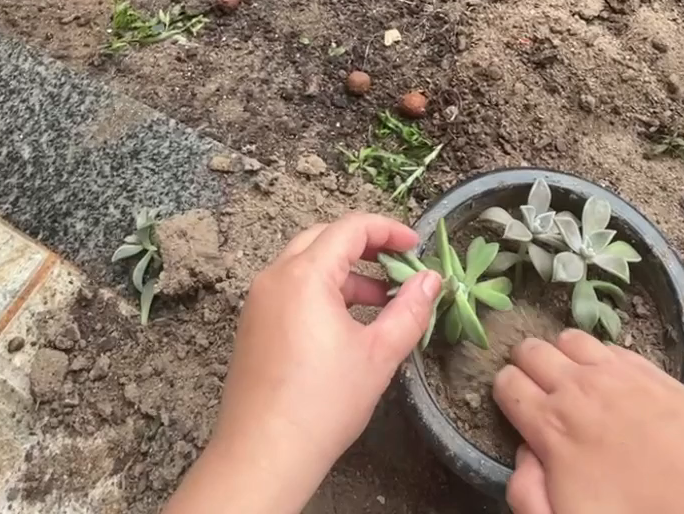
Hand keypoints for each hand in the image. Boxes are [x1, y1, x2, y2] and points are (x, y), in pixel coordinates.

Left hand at [165, 212, 440, 513]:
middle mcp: (275, 275)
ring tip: (380, 299)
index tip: (415, 245)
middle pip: (325, 237)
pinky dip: (322, 289)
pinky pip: (291, 286)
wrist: (262, 455)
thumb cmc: (322, 404)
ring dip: (345, 271)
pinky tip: (347, 321)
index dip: (387, 230)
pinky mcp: (253, 322)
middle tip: (398, 264)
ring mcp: (259, 299)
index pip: (350, 228)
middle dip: (365, 246)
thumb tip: (430, 280)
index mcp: (304, 274)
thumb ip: (409, 310)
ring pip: (306, 262)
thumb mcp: (378, 355)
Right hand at [497, 329, 683, 513]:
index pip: (507, 382)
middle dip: (527, 366)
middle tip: (540, 393)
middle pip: (531, 349)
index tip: (516, 411)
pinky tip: (612, 383)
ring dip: (564, 356)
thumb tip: (522, 458)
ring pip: (569, 337)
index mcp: (552, 425)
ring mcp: (617, 373)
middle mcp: (578, 387)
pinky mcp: (652, 371)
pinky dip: (601, 358)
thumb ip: (529, 496)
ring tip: (575, 382)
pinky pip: (611, 346)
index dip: (505, 393)